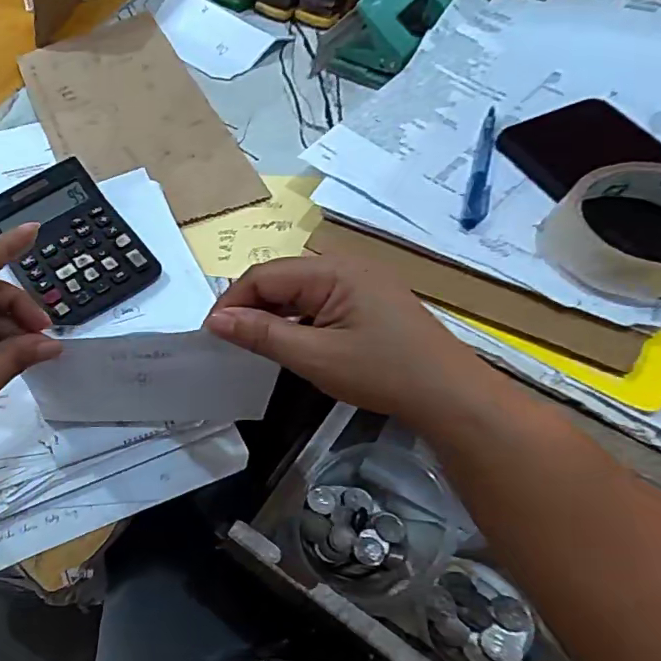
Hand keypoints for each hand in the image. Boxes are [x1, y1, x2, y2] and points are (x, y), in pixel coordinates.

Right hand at [204, 255, 496, 423]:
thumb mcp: (314, 356)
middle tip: (228, 342)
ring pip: (296, 291)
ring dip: (271, 314)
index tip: (211, 334)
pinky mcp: (366, 300)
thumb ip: (262, 334)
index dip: (232, 302)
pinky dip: (295, 319)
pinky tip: (289, 342)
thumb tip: (215, 321)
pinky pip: (317, 301)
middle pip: (279, 278)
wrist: (449, 394)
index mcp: (333, 271)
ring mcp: (359, 282)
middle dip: (249, 307)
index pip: (264, 276)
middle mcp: (345, 266)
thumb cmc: (382, 372)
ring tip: (252, 344)